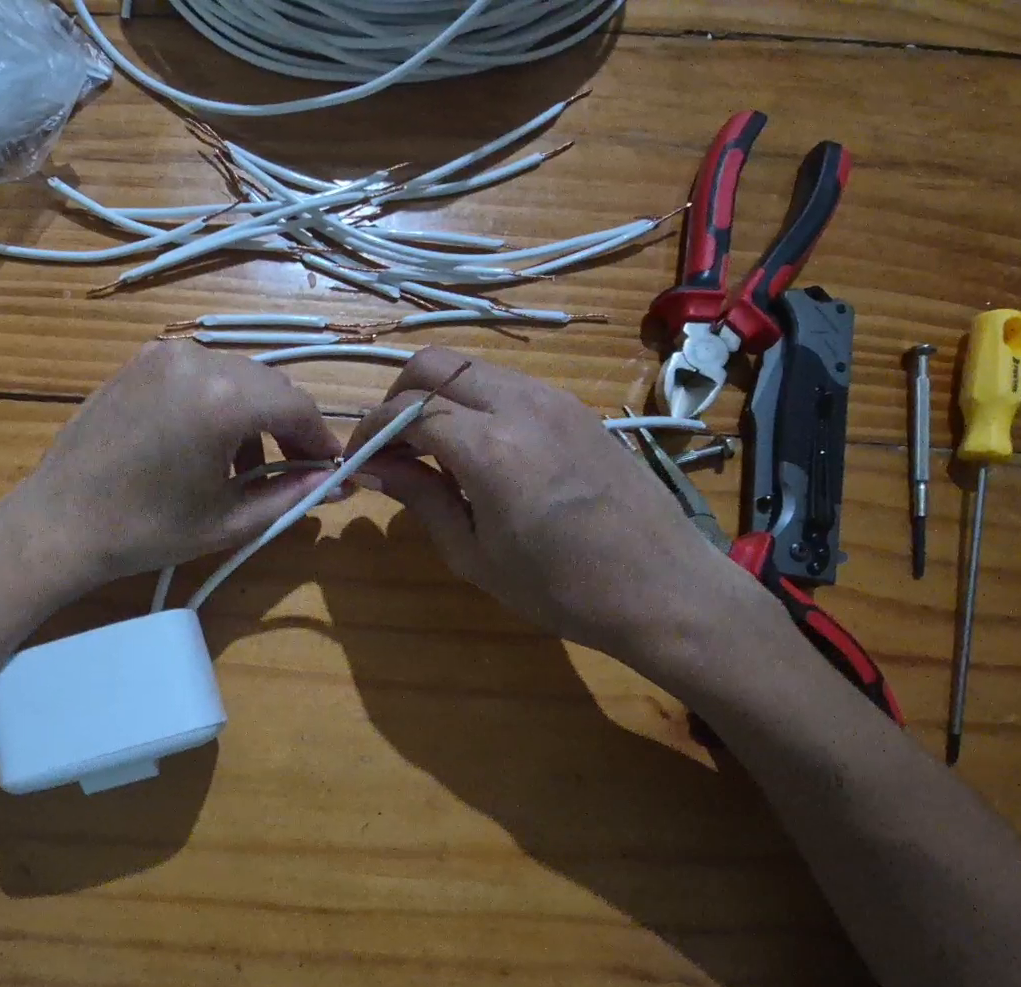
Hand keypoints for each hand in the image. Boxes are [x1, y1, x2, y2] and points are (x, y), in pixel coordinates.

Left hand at [0, 341, 341, 593]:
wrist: (60, 522)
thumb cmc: (147, 530)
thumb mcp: (229, 521)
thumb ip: (290, 496)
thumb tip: (335, 483)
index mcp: (224, 399)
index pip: (297, 406)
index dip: (320, 438)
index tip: (328, 468)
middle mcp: (198, 360)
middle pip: (269, 384)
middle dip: (288, 424)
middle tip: (293, 468)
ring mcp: (163, 355)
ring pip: (235, 375)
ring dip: (252, 413)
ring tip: (243, 466)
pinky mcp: (139, 362)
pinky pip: (198, 373)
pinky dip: (216, 400)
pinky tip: (204, 443)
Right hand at [352, 347, 754, 660]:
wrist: (662, 589)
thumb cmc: (559, 588)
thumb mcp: (473, 554)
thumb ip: (421, 499)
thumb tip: (376, 469)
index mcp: (489, 447)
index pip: (407, 410)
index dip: (370, 430)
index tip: (358, 459)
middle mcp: (520, 404)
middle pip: (436, 364)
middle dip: (398, 395)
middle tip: (391, 444)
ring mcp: (554, 400)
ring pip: (472, 368)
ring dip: (438, 396)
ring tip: (432, 451)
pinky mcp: (575, 409)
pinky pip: (508, 385)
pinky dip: (475, 403)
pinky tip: (479, 451)